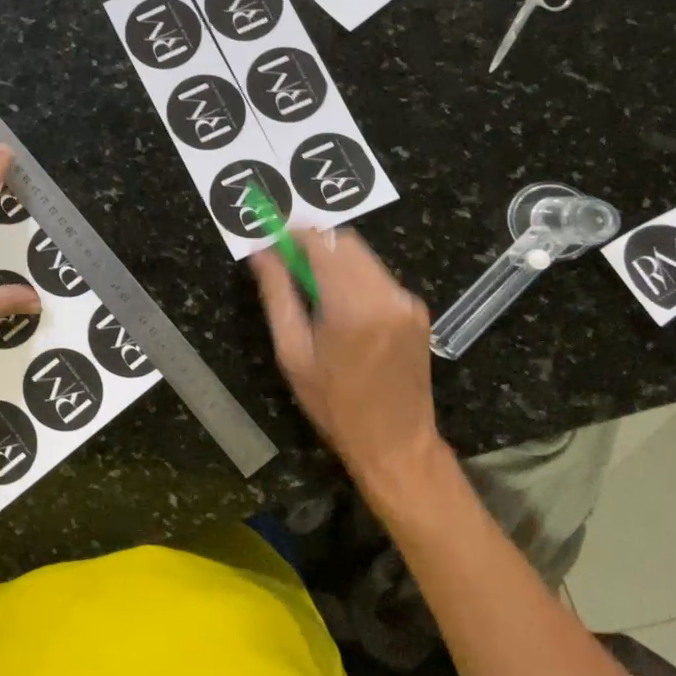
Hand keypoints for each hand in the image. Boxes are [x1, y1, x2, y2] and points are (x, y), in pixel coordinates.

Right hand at [248, 230, 443, 490]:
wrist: (396, 443)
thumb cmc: (334, 404)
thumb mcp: (292, 352)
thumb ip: (277, 295)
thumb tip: (259, 254)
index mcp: (351, 306)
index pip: (321, 242)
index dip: (292, 233)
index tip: (269, 237)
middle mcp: (385, 295)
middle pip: (344, 241)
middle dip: (312, 243)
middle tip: (284, 262)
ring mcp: (406, 302)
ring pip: (361, 256)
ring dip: (332, 259)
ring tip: (308, 288)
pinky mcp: (416, 311)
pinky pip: (377, 276)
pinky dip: (352, 277)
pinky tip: (337, 306)